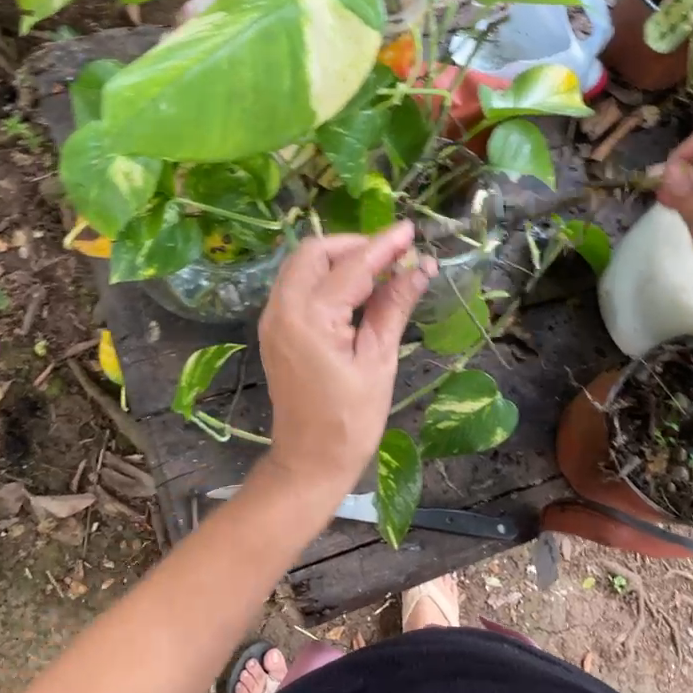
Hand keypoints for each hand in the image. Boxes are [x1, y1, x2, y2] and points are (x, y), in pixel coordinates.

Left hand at [256, 222, 434, 495]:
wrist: (309, 461)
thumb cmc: (350, 420)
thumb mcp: (379, 361)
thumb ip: (394, 307)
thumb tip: (420, 268)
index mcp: (309, 318)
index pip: (352, 267)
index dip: (384, 246)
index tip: (410, 230)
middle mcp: (282, 309)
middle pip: (314, 252)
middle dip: (354, 245)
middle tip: (392, 255)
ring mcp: (273, 319)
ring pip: (301, 266)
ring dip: (338, 259)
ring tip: (380, 270)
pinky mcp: (274, 330)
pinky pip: (297, 286)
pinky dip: (325, 278)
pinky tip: (356, 291)